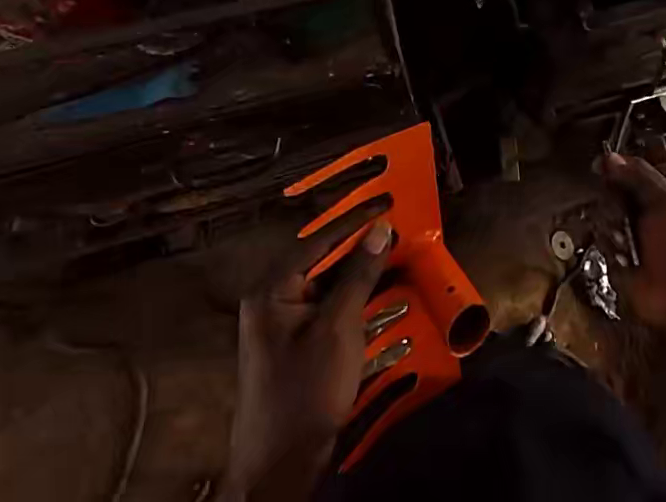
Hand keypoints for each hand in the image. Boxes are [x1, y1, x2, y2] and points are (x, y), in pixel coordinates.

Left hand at [225, 217, 391, 501]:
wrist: (280, 465)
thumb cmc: (306, 389)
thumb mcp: (338, 326)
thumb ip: (359, 274)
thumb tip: (381, 228)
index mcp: (271, 289)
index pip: (318, 240)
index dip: (355, 219)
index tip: (386, 201)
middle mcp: (272, 299)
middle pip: (320, 257)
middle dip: (359, 242)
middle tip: (394, 222)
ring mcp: (283, 322)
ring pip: (327, 281)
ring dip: (360, 269)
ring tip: (394, 249)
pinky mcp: (297, 342)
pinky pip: (328, 305)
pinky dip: (354, 295)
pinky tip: (381, 288)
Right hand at [601, 152, 665, 339]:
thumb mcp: (664, 205)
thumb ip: (638, 179)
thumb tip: (609, 157)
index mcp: (663, 195)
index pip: (634, 170)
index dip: (616, 165)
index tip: (596, 165)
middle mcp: (645, 211)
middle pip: (615, 191)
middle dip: (611, 198)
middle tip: (617, 212)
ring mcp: (630, 235)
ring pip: (606, 214)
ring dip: (611, 225)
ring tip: (622, 240)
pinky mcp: (617, 258)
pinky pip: (602, 240)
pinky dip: (607, 244)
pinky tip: (619, 254)